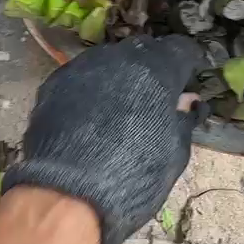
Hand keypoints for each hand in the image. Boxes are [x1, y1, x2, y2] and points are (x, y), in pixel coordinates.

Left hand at [0, 35, 203, 243]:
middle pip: (142, 50)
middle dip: (153, 66)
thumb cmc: (133, 176)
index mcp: (156, 69)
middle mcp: (119, 57)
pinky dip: (92, 87)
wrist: (67, 194)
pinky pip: (81, 76)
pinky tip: (91, 113)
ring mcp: (83, 66)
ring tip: (122, 104)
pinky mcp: (55, 82)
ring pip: (109, 59)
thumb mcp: (174, 152)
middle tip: (157, 93)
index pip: (180, 49)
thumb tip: (189, 100)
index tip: (187, 78)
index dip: (188, 62)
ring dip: (121, 74)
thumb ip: (183, 119)